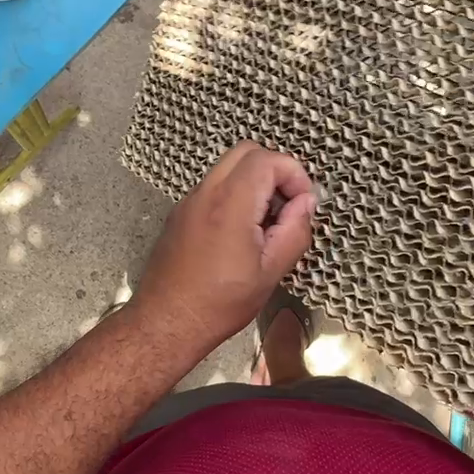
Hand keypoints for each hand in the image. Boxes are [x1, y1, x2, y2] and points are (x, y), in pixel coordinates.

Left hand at [133, 142, 317, 350]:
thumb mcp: (270, 273)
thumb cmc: (219, 304)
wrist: (166, 321)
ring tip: (265, 224)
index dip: (294, 173)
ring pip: (227, 168)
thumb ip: (295, 231)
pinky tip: (241, 234)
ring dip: (253, 183)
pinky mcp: (180, 214)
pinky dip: (234, 195)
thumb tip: (306, 203)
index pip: (267, 159)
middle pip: (245, 152)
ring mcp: (188, 202)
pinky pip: (213, 187)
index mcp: (230, 204)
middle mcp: (205, 194)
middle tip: (286, 206)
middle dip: (274, 170)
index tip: (303, 202)